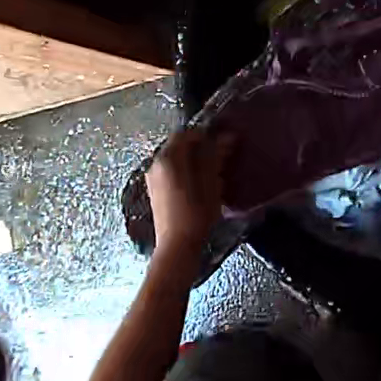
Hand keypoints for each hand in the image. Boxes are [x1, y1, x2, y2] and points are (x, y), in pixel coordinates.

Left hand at [146, 128, 232, 256]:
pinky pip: (172, 171)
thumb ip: (215, 156)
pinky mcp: (156, 191)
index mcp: (168, 158)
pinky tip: (200, 184)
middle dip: (201, 147)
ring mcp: (153, 178)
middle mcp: (155, 164)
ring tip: (214, 171)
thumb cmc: (196, 214)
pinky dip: (186, 171)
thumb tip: (226, 137)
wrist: (177, 246)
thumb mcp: (211, 183)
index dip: (207, 134)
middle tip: (222, 156)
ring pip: (176, 159)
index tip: (225, 141)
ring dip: (194, 160)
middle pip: (180, 145)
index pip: (187, 133)